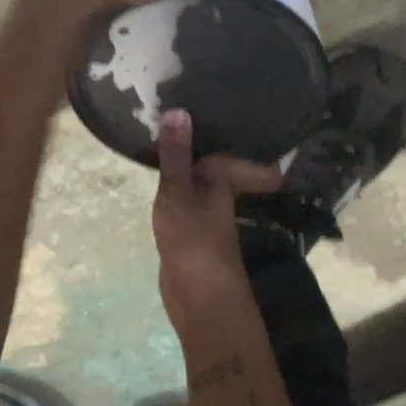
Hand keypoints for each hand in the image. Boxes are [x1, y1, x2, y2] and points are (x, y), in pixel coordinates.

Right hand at [152, 109, 283, 329]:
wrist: (199, 301)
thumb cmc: (195, 241)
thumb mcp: (178, 192)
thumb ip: (176, 154)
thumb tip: (178, 108)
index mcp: (225, 180)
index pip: (245, 152)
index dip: (247, 132)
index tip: (236, 105)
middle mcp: (219, 192)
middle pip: (218, 159)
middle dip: (206, 138)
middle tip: (186, 104)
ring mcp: (204, 210)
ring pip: (198, 174)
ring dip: (187, 156)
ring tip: (167, 126)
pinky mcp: (187, 226)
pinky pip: (183, 191)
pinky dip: (174, 178)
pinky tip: (158, 170)